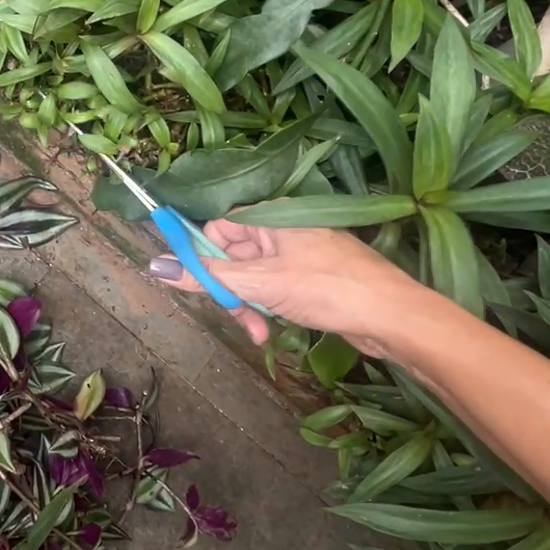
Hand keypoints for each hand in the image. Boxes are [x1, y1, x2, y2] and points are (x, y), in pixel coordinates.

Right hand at [148, 219, 424, 351]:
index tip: (199, 285)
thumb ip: (205, 275)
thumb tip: (155, 265)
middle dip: (228, 290)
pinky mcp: (310, 277)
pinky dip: (267, 308)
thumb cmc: (326, 289)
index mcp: (269, 218)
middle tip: (235, 315)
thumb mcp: (257, 283)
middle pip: (231, 255)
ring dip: (247, 304)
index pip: (216, 229)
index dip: (202, 256)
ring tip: (257, 330)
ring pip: (251, 276)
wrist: (395, 317)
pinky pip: (272, 287)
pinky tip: (271, 331)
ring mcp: (297, 254)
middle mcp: (281, 230)